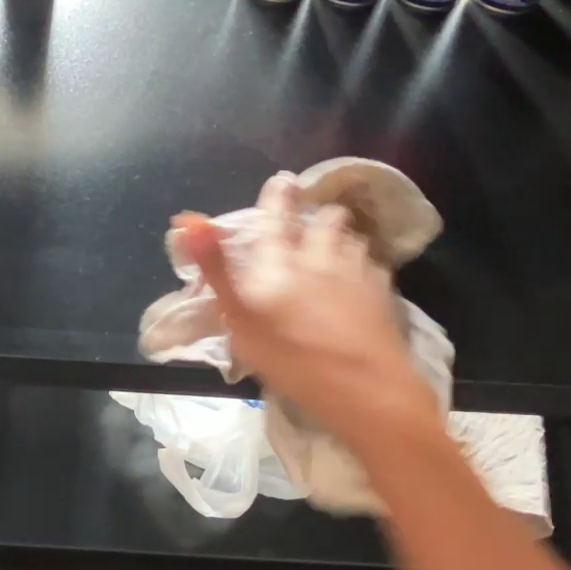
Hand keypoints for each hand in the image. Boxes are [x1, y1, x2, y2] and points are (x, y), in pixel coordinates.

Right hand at [171, 178, 441, 442]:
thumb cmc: (291, 357)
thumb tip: (187, 220)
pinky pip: (373, 265)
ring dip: (341, 236)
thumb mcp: (238, 317)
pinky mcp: (383, 295)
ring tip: (335, 245)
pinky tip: (359, 279)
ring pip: (351, 238)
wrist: (364, 388)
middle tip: (310, 220)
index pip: (277, 215)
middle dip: (317, 215)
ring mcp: (357, 273)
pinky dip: (363, 264)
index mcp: (281, 260)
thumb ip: (215, 267)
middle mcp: (321, 256)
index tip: (282, 180)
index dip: (277, 196)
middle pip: (325, 219)